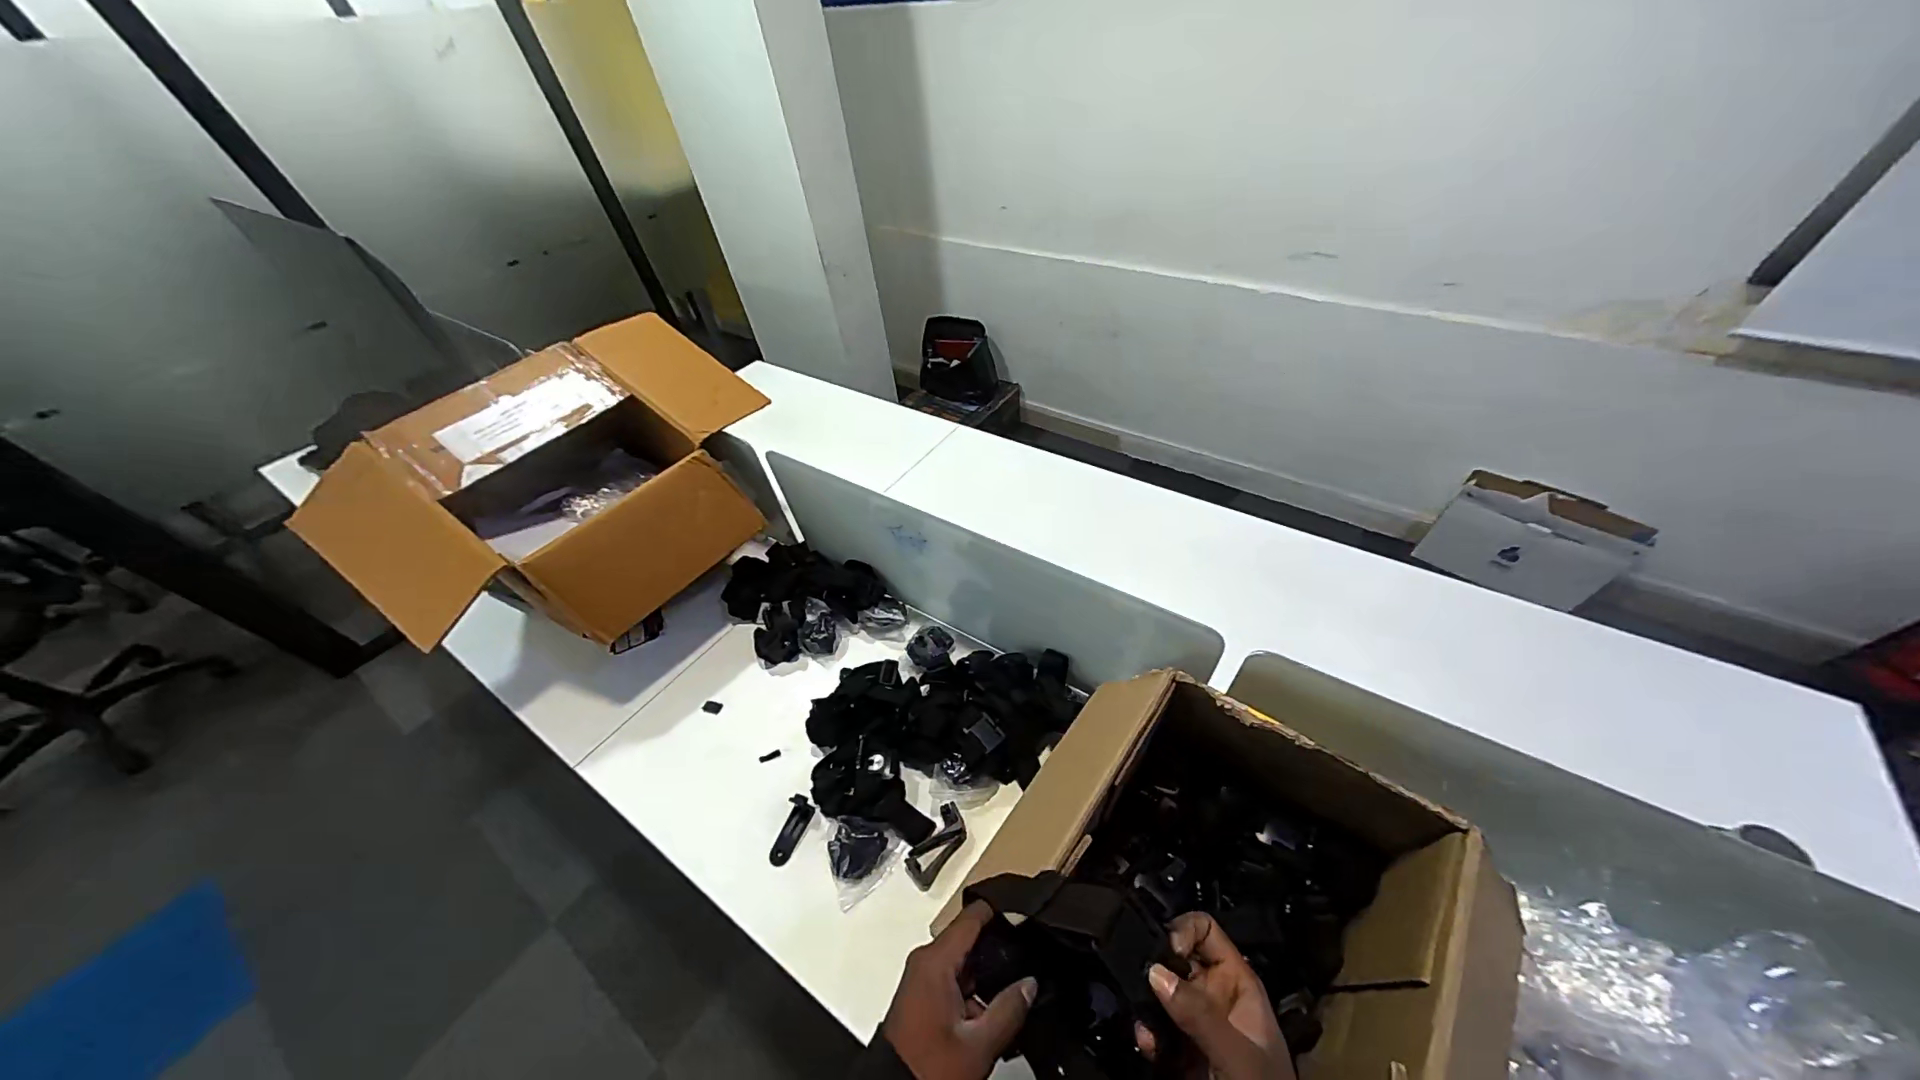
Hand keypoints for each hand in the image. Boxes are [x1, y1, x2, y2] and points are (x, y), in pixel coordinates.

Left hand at [880, 900, 1036, 1079]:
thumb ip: (1009, 1009)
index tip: (1022, 915)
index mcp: (935, 961)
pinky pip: (954, 979)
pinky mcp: (923, 995)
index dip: (998, 911)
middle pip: (969, 939)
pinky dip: (974, 991)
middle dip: (998, 950)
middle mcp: (925, 962)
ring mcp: (922, 978)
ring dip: (987, 976)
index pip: (971, 916)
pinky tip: (993, 1016)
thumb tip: (1029, 984)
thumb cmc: (926, 1069)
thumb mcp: (978, 1044)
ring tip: (1014, 995)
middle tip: (1027, 962)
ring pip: (964, 962)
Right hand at [1135, 912, 1295, 1079]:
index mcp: (1238, 984)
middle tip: (1141, 980)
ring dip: (1145, 1002)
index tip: (1163, 949)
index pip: (1205, 930)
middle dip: (1154, 966)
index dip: (1182, 929)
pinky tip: (1147, 1044)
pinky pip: (1153, 1028)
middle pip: (1175, 957)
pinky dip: (1144, 1031)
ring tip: (1143, 1021)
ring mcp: (1195, 1025)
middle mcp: (1214, 997)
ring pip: (1158, 992)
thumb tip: (1155, 972)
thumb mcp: (1238, 1056)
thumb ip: (1200, 1014)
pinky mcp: (1178, 1053)